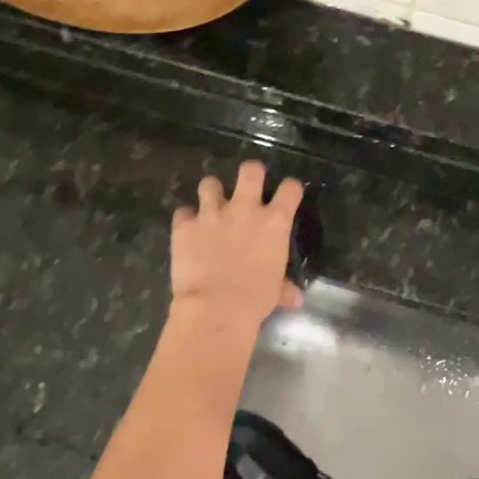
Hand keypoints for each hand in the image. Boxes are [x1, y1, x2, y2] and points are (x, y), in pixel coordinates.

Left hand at [169, 161, 303, 333]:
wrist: (215, 307)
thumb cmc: (255, 299)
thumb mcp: (275, 291)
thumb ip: (284, 287)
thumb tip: (295, 297)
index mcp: (274, 223)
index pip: (290, 190)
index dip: (290, 189)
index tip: (288, 196)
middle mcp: (245, 209)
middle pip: (250, 171)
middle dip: (251, 173)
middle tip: (249, 185)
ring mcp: (211, 214)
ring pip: (210, 183)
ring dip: (212, 193)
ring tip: (211, 206)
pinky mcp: (184, 225)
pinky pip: (183, 212)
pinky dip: (186, 219)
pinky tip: (189, 231)